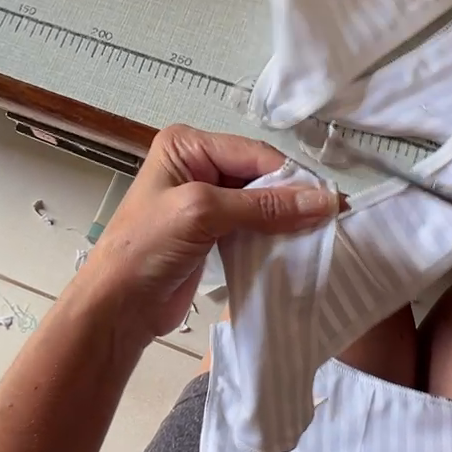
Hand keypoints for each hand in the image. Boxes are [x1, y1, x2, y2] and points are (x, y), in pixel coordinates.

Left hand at [74, 125, 337, 339]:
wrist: (118, 306)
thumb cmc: (146, 248)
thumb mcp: (202, 214)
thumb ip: (263, 206)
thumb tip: (323, 201)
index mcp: (187, 145)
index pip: (253, 153)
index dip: (292, 177)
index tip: (332, 202)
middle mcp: (197, 165)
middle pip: (260, 175)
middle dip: (292, 197)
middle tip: (333, 219)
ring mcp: (205, 199)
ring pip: (260, 201)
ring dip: (286, 218)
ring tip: (323, 234)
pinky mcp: (213, 231)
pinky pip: (254, 225)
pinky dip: (274, 235)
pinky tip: (297, 246)